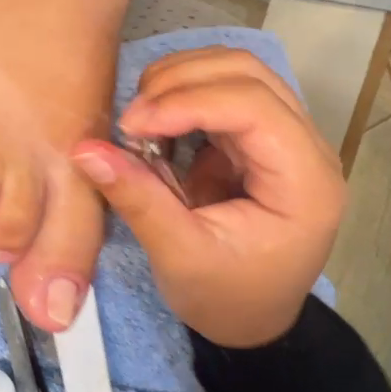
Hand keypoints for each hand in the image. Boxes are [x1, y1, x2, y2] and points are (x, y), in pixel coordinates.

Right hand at [70, 49, 345, 348]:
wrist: (251, 322)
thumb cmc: (226, 297)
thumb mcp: (178, 256)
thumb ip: (138, 199)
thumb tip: (85, 150)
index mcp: (304, 182)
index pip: (253, 105)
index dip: (187, 102)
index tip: (132, 126)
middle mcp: (306, 148)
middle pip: (247, 72)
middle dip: (180, 81)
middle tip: (133, 119)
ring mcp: (283, 137)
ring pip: (235, 69)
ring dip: (179, 79)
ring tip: (142, 117)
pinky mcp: (256, 135)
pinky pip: (221, 87)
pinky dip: (180, 92)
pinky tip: (155, 122)